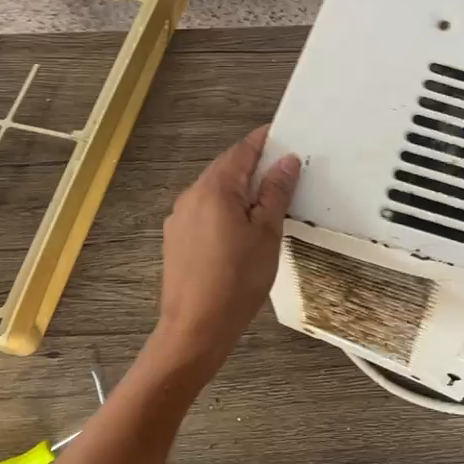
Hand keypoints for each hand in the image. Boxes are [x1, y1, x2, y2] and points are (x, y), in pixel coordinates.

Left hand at [155, 125, 301, 371]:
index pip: (242, 150)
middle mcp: (191, 196)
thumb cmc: (237, 281)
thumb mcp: (267, 233)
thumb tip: (286, 162)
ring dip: (241, 190)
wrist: (196, 328)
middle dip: (255, 166)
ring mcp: (180, 219)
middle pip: (227, 169)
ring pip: (215, 192)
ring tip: (270, 203)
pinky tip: (243, 229)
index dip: (265, 140)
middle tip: (286, 170)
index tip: (286, 135)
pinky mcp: (177, 239)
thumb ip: (275, 193)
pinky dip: (227, 210)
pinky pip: (206, 212)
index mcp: (214, 189)